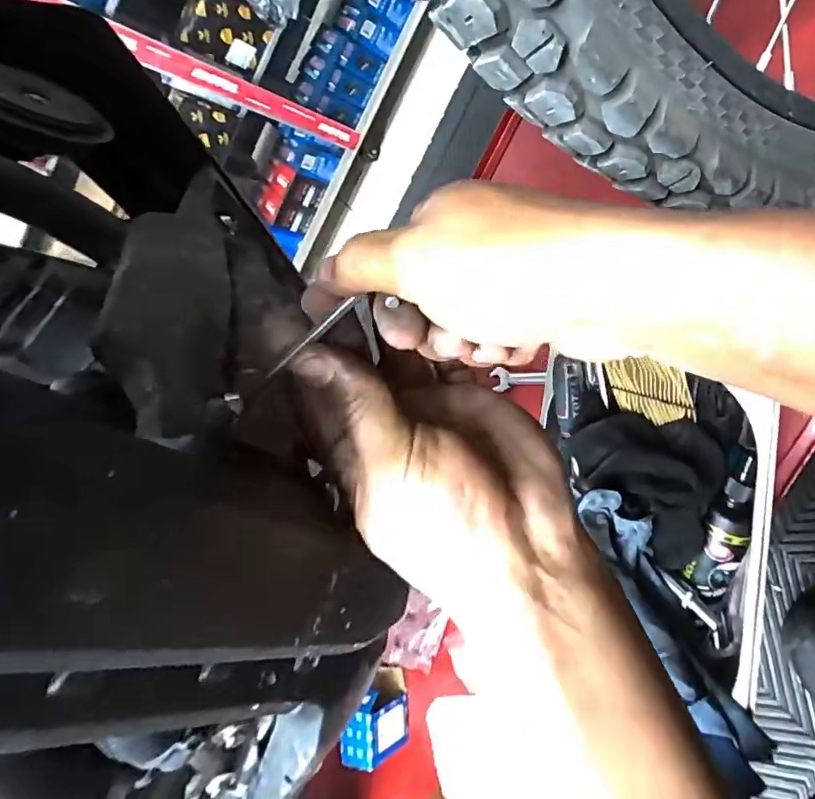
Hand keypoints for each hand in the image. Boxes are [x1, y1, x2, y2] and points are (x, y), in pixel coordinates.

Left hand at [290, 300, 725, 798]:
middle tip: (342, 276)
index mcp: (350, 445)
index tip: (285, 301)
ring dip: (395, 320)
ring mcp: (427, 400)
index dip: (301, 349)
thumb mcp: (390, 467)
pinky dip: (438, 328)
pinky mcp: (467, 387)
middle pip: (360, 360)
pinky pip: (446, 349)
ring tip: (385, 283)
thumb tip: (310, 355)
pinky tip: (431, 300)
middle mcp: (383, 417)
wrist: (529, 539)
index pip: (318, 389)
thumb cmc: (443, 522)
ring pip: (403, 350)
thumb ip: (358, 406)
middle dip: (350, 323)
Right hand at [318, 182, 657, 365]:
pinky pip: (505, 332)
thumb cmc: (513, 267)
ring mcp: (515, 269)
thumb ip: (360, 262)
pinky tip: (517, 347)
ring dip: (468, 342)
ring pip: (464, 322)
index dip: (378, 302)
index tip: (380, 334)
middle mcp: (478, 236)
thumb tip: (320, 269)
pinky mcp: (545, 299)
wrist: (605, 286)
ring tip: (488, 343)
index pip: (386, 261)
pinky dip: (505, 345)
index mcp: (441, 215)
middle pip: (425, 297)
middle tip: (444, 337)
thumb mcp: (417, 260)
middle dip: (428, 329)